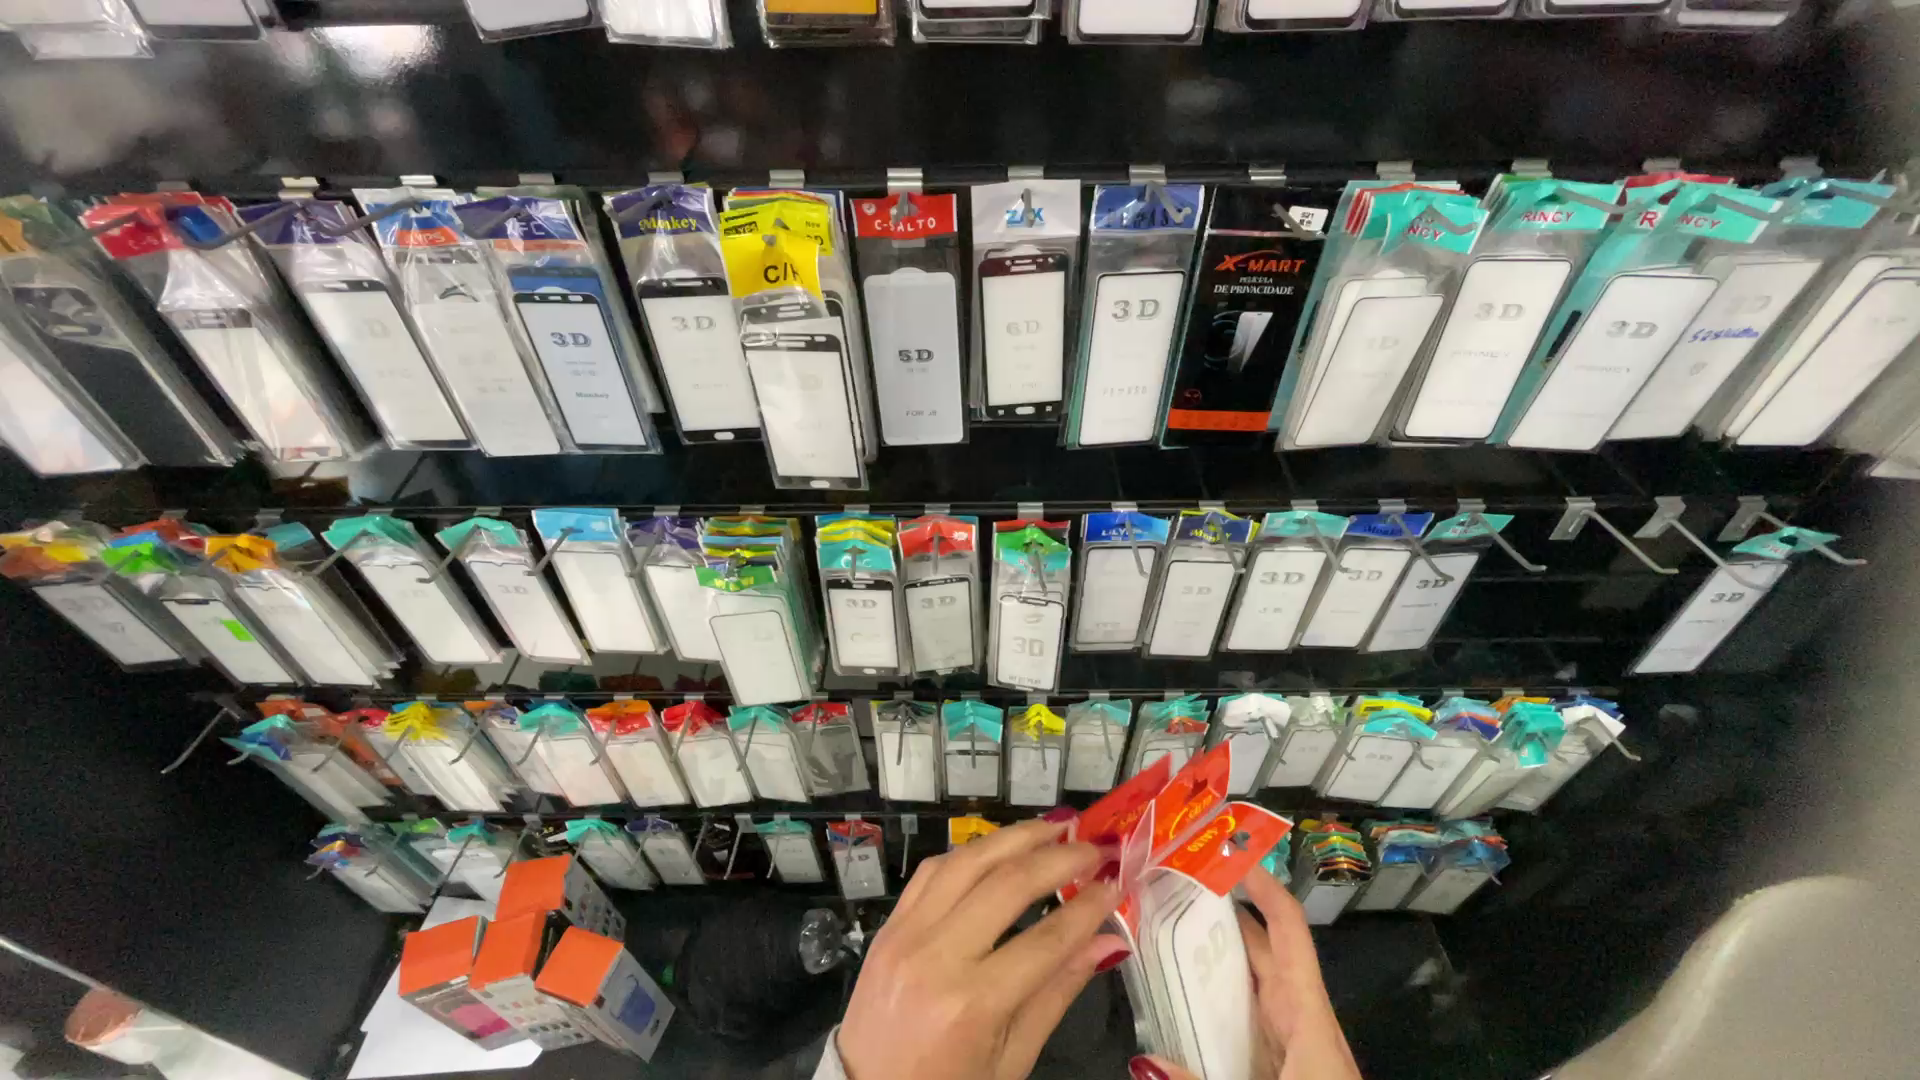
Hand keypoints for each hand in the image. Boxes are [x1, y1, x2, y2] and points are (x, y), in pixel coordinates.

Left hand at [837, 817, 1127, 1079]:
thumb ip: (1057, 993)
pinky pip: (932, 870)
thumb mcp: (1010, 1061)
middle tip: (1094, 847)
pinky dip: (970, 852)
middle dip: (1058, 858)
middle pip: (1008, 884)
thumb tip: (1107, 941)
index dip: (1088, 907)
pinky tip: (999, 847)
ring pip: (968, 861)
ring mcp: (907, 932)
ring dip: (1015, 837)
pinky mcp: (889, 923)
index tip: (1116, 882)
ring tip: (1054, 827)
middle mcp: (937, 956)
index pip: (1046, 940)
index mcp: (972, 1005)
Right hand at [1128, 868, 1360, 1079]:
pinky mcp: (1284, 1068)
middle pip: (1262, 948)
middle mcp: (1302, 1021)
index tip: (1221, 849)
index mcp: (1307, 1018)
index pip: (1286, 930)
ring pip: (1253, 983)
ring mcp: (1294, 1046)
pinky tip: (1177, 999)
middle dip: (1219, 910)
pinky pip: (1247, 1018)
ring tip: (1160, 926)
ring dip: (1214, 952)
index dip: (1259, 883)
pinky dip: (1215, 997)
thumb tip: (1142, 1061)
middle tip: (1166, 885)